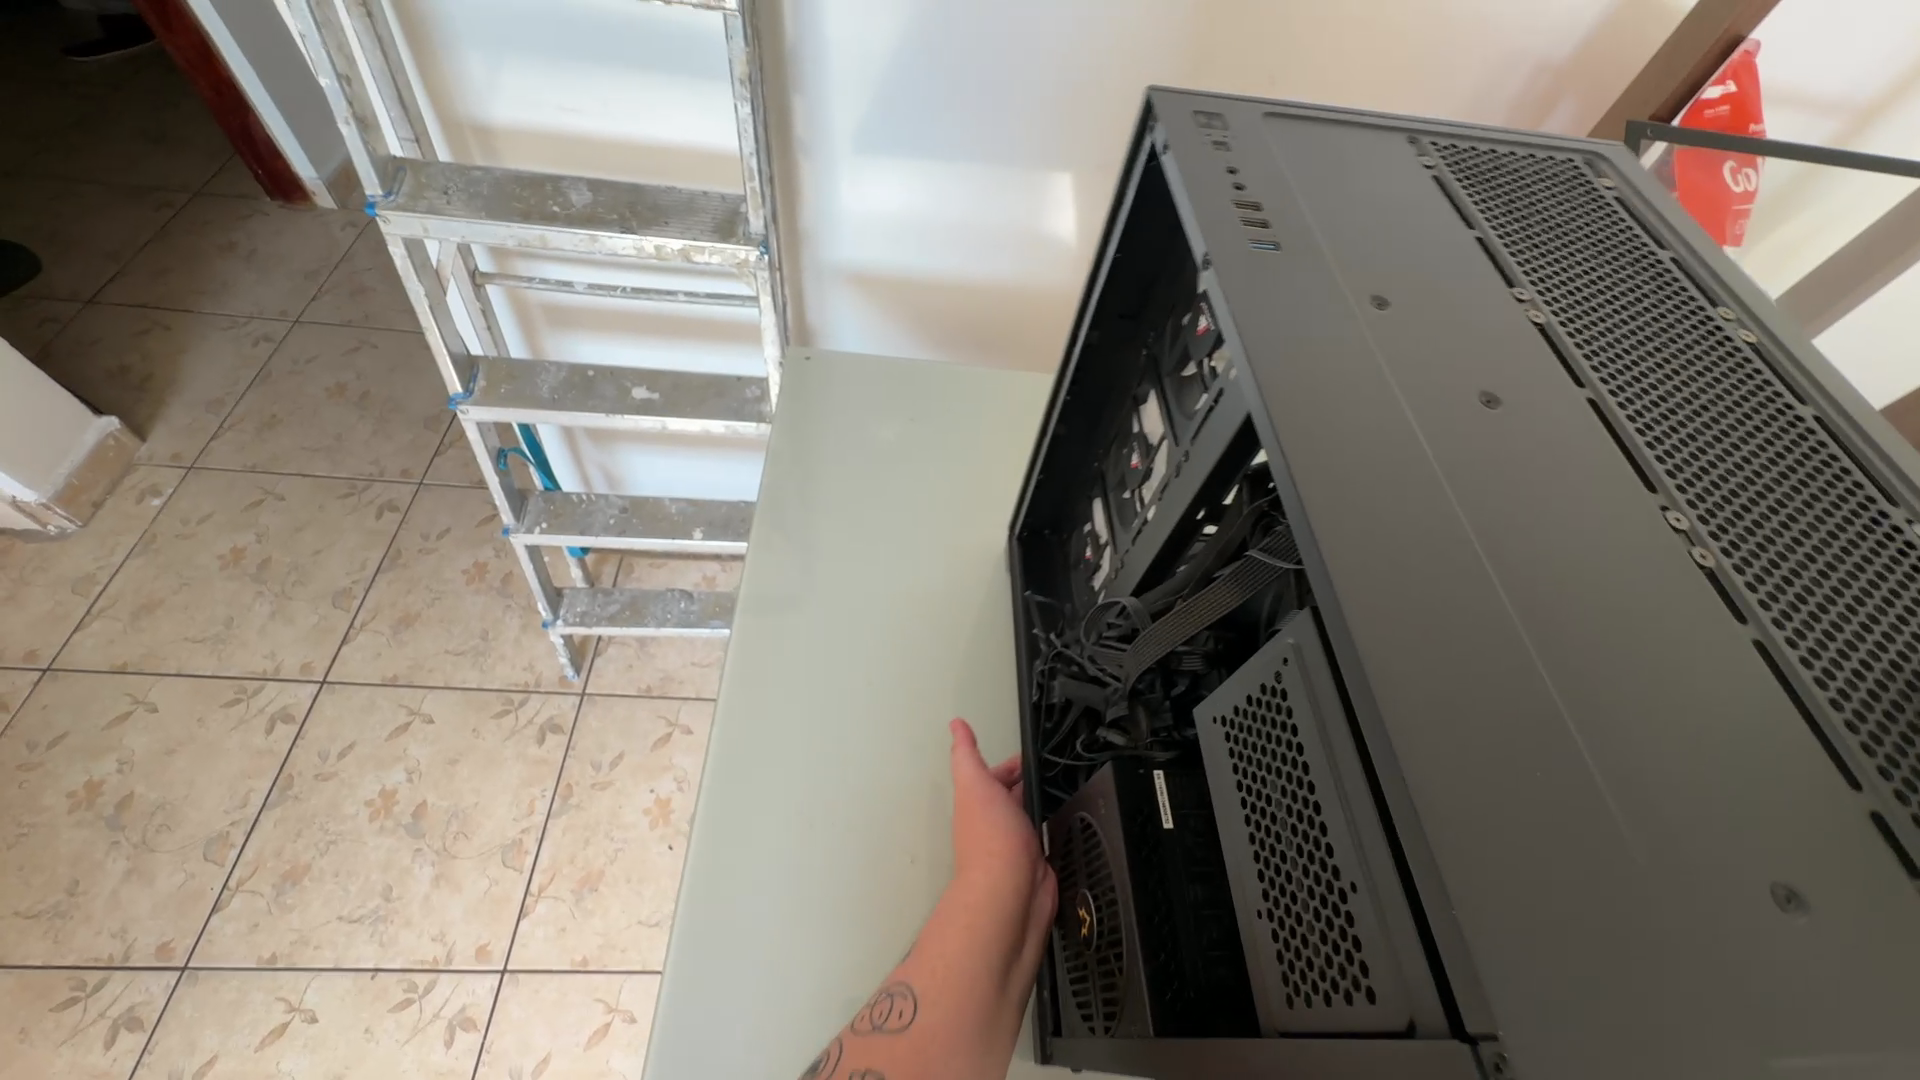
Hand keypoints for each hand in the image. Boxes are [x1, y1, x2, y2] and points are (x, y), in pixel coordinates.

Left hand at [948, 718, 1056, 985]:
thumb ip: (967, 754)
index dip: (1012, 764)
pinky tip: (1064, 823)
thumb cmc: (990, 839)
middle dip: (1029, 782)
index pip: (996, 775)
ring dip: (1041, 805)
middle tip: (1052, 770)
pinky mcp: (1037, 863)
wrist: (1011, 892)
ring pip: (1029, 817)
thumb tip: (955, 725)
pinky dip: (1053, 830)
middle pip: (1014, 796)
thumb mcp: (974, 783)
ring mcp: (1016, 845)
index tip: (1031, 755)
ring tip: (1061, 791)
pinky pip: (1045, 840)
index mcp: (979, 802)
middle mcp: (995, 823)